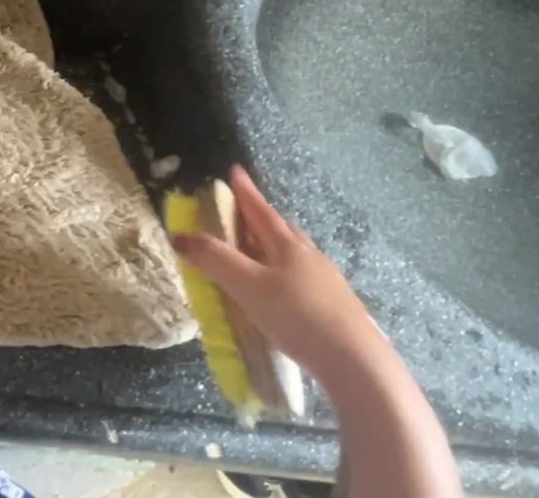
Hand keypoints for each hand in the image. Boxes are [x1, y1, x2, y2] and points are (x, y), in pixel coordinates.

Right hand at [171, 166, 386, 384]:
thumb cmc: (298, 316)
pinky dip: (287, 276)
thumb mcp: (247, 287)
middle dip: (261, 219)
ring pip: (296, 255)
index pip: (260, 210)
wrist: (359, 367)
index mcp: (287, 246)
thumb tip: (178, 236)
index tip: (235, 171)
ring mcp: (329, 283)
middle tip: (243, 215)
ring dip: (275, 248)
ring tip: (260, 254)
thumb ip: (213, 259)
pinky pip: (305, 280)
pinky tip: (284, 294)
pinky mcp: (338, 309)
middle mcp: (310, 258)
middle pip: (282, 230)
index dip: (245, 191)